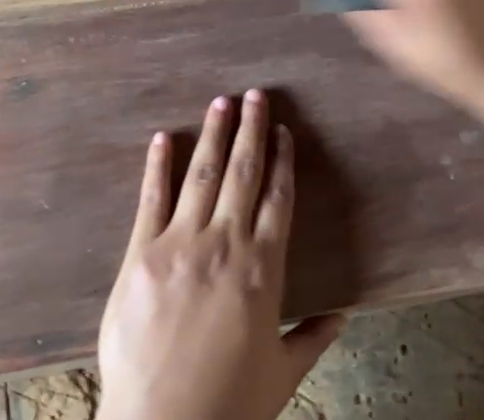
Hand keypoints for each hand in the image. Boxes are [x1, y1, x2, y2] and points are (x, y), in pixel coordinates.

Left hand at [96, 90, 344, 419]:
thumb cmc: (228, 404)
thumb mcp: (281, 375)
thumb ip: (312, 338)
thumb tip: (342, 315)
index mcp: (262, 270)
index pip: (278, 201)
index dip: (283, 161)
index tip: (285, 131)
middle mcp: (223, 245)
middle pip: (242, 175)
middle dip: (251, 131)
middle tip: (255, 95)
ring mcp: (179, 245)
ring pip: (201, 176)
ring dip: (213, 135)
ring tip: (221, 102)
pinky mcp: (140, 254)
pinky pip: (151, 199)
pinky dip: (157, 166)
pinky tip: (164, 137)